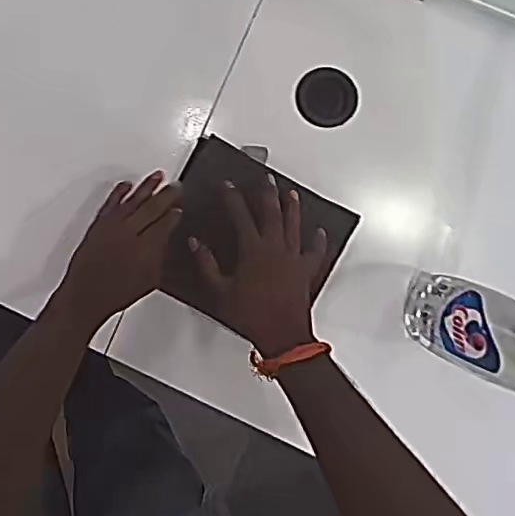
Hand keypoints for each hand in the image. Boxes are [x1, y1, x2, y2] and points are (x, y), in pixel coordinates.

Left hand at [48, 170, 182, 330]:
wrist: (86, 294)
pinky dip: (119, 192)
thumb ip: (158, 256)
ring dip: (146, 187)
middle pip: (152, 207)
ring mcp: (112, 226)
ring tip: (157, 176)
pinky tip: (127, 185)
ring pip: (133, 200)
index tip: (180, 207)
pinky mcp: (98, 225)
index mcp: (146, 248)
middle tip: (176, 186)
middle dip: (166, 195)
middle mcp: (129, 233)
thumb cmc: (115, 293)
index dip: (174, 214)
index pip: (165, 223)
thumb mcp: (148, 280)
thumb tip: (164, 240)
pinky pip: (111, 203)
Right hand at [188, 177, 334, 354]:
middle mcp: (275, 249)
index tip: (228, 186)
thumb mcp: (218, 289)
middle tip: (265, 178)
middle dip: (266, 193)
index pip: (240, 215)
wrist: (283, 336)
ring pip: (294, 225)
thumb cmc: (251, 315)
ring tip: (290, 193)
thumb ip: (206, 263)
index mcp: (252, 250)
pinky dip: (318, 240)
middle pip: (271, 213)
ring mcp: (293, 259)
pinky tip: (320, 231)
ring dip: (291, 207)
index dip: (233, 197)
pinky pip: (315, 251)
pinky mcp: (306, 271)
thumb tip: (195, 243)